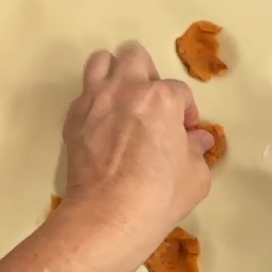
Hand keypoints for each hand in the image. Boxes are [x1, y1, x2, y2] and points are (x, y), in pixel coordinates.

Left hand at [54, 43, 213, 263]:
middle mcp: (125, 89)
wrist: (108, 215)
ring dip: (114, 74)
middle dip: (147, 75)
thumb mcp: (196, 176)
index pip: (179, 91)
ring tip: (122, 99)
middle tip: (152, 103)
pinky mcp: (73, 117)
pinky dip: (95, 102)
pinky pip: (84, 94)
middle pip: (135, 56)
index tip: (185, 132)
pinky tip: (102, 125)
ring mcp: (95, 100)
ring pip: (101, 61)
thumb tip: (198, 139)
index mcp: (160, 98)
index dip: (186, 111)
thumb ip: (197, 150)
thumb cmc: (159, 196)